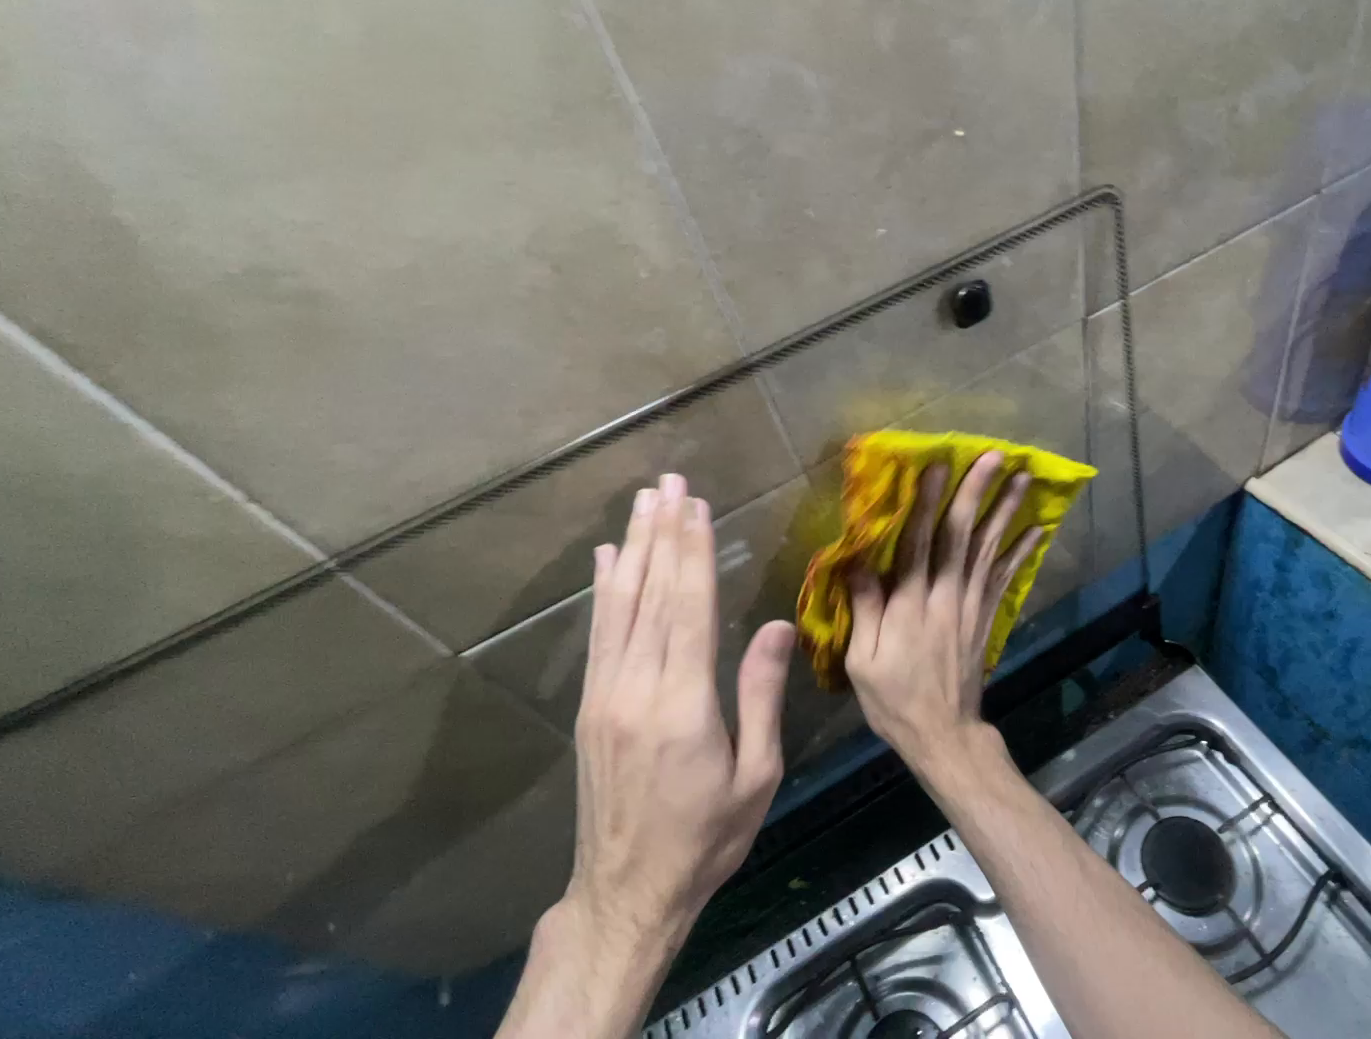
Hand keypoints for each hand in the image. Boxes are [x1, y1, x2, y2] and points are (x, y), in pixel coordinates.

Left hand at [562, 473, 792, 943]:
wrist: (628, 889)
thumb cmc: (707, 837)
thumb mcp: (756, 775)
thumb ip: (762, 696)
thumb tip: (779, 626)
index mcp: (684, 704)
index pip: (689, 608)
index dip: (693, 552)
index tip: (696, 505)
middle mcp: (637, 687)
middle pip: (652, 594)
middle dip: (662, 533)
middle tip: (668, 481)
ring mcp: (607, 694)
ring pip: (620, 606)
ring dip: (632, 548)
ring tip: (642, 502)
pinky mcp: (591, 706)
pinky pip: (599, 635)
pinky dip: (603, 590)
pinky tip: (606, 559)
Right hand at [844, 452, 1042, 771]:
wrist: (944, 734)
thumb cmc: (894, 699)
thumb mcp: (863, 661)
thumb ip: (865, 608)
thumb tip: (858, 560)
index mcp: (911, 605)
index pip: (920, 542)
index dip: (929, 502)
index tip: (939, 465)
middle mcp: (947, 597)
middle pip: (963, 535)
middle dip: (978, 491)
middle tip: (995, 455)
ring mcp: (972, 606)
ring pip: (990, 549)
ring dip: (1006, 511)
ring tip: (1024, 477)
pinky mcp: (986, 618)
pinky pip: (1005, 577)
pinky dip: (1021, 551)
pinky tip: (1036, 529)